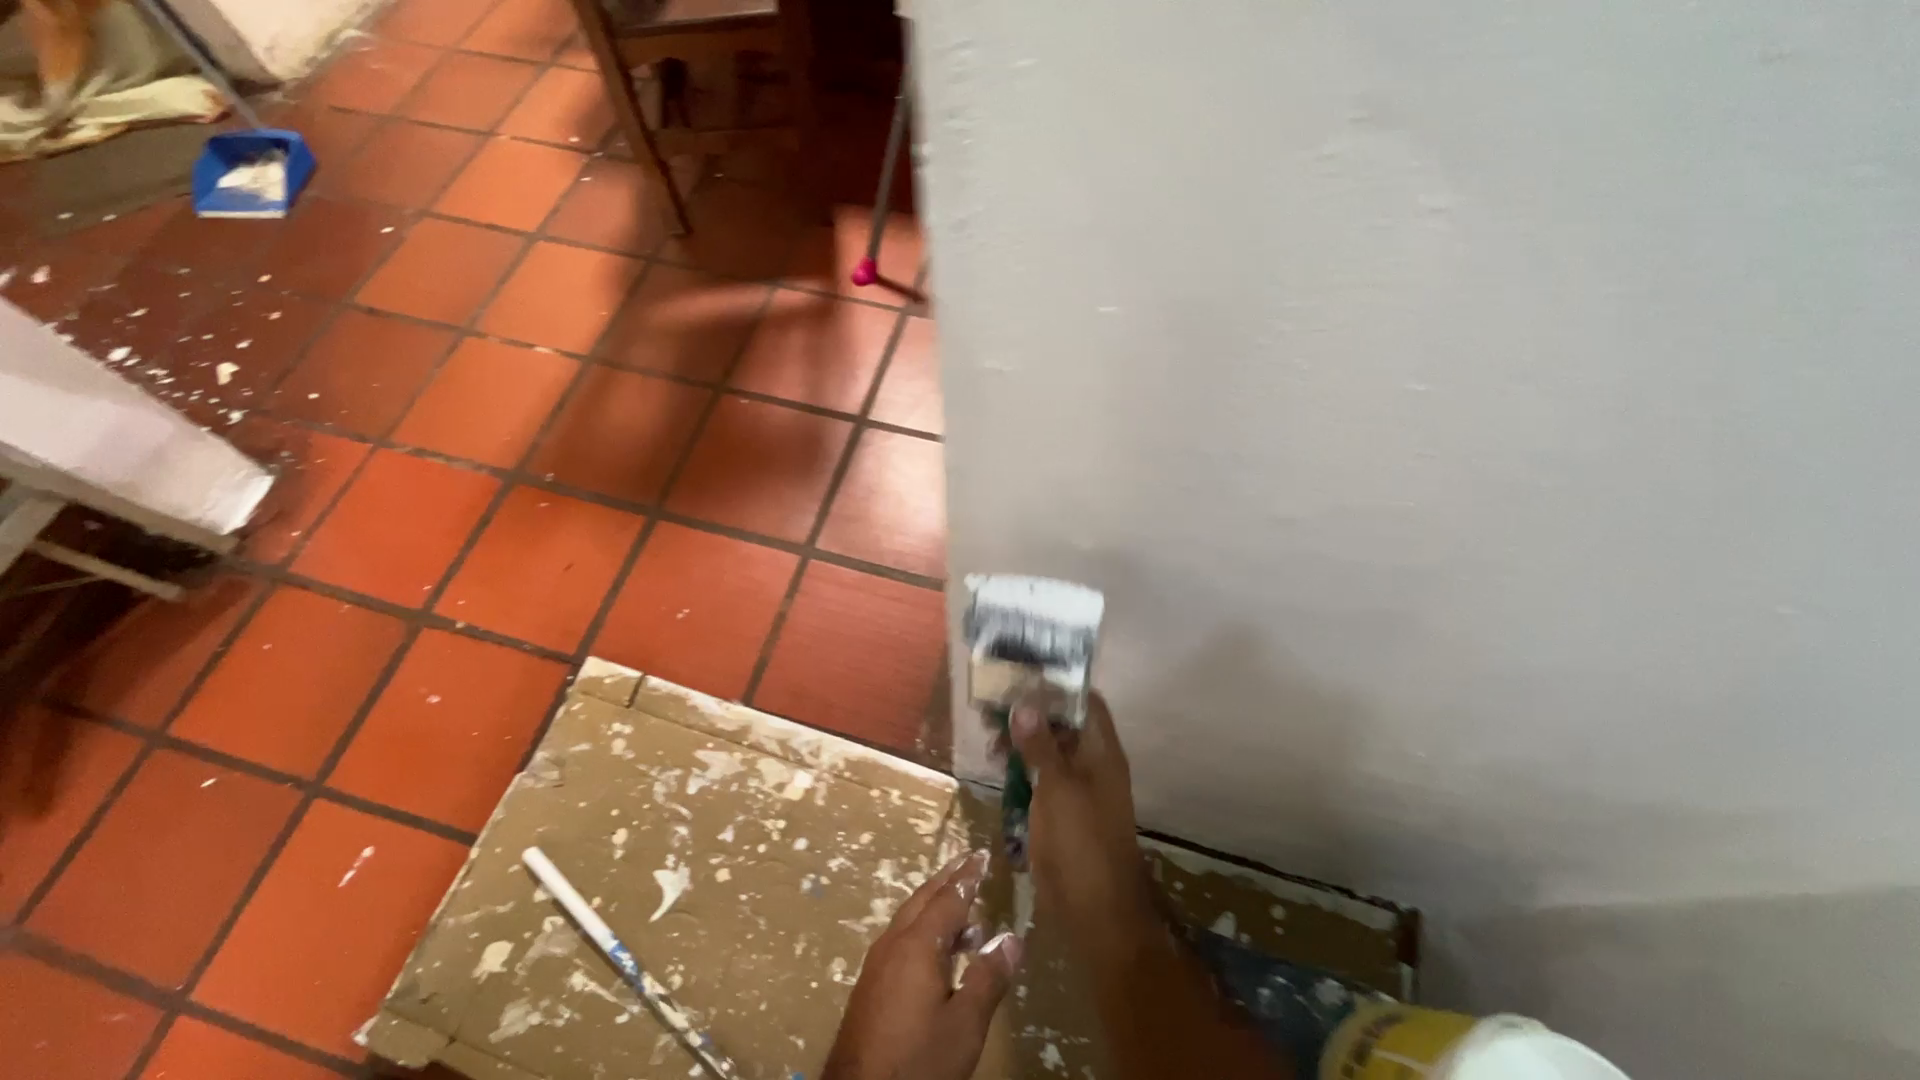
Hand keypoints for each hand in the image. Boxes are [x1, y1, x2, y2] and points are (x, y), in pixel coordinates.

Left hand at [821, 850, 1022, 1079]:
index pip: (948, 898)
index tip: (980, 855)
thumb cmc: (918, 1060)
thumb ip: (988, 979)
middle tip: (968, 864)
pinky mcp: (871, 986)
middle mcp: (893, 944)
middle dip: (947, 881)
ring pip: (910, 920)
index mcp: (917, 945)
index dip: (967, 877)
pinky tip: (938, 954)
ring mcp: (877, 965)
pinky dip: (924, 931)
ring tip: (966, 914)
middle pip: (923, 900)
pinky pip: (901, 941)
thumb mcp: (964, 1024)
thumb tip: (1012, 938)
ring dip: (936, 908)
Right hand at [1009, 693, 1158, 952]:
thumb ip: (1040, 745)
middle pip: (1064, 726)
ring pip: (1050, 754)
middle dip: (1031, 715)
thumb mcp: (1057, 788)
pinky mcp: (1062, 815)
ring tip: (991, 744)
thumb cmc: (1081, 843)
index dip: (1058, 688)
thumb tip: (1024, 704)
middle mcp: (1093, 766)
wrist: (1096, 911)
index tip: (1021, 678)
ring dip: (1023, 744)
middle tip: (993, 713)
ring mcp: (1078, 792)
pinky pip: (1042, 782)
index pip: (1085, 703)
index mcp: (1102, 753)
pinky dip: (1023, 772)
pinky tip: (999, 771)